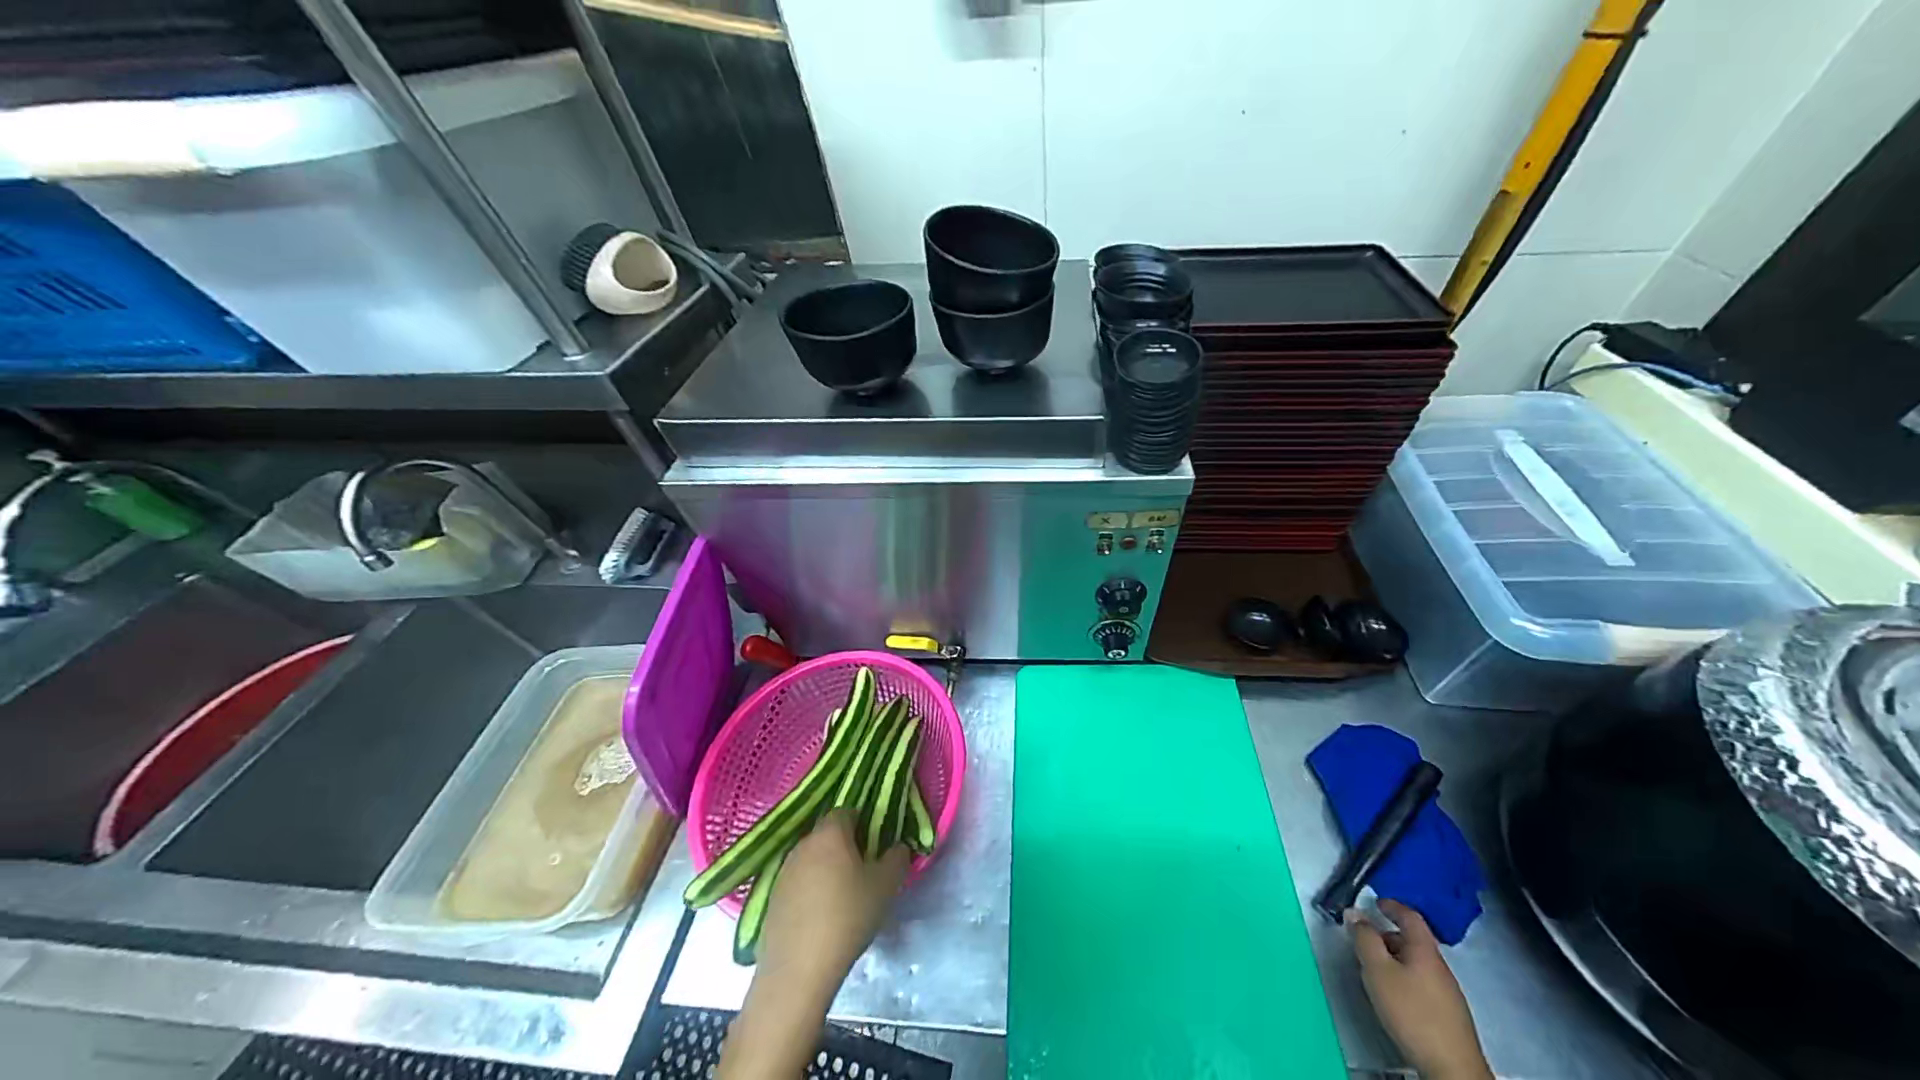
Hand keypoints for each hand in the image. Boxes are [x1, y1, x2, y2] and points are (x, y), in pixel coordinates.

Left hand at [757, 810, 911, 997]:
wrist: (799, 968)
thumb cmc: (848, 916)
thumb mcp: (886, 886)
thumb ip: (897, 857)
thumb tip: (897, 846)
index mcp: (830, 832)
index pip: (848, 811)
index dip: (864, 824)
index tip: (876, 847)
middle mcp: (803, 843)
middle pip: (828, 835)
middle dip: (846, 847)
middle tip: (864, 873)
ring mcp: (783, 869)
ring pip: (812, 858)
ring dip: (827, 869)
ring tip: (843, 898)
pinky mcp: (772, 896)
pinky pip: (798, 882)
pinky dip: (811, 890)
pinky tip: (821, 917)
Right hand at [1347, 899, 1492, 1079]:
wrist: (1452, 1067)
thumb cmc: (1411, 1011)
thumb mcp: (1377, 970)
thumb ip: (1364, 939)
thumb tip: (1355, 913)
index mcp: (1425, 951)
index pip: (1411, 917)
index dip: (1393, 906)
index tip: (1376, 902)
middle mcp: (1440, 966)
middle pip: (1413, 940)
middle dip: (1388, 935)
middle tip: (1364, 940)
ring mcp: (1448, 991)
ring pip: (1417, 963)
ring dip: (1395, 957)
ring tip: (1374, 969)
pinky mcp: (1448, 1013)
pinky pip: (1422, 981)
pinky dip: (1404, 976)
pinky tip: (1394, 994)